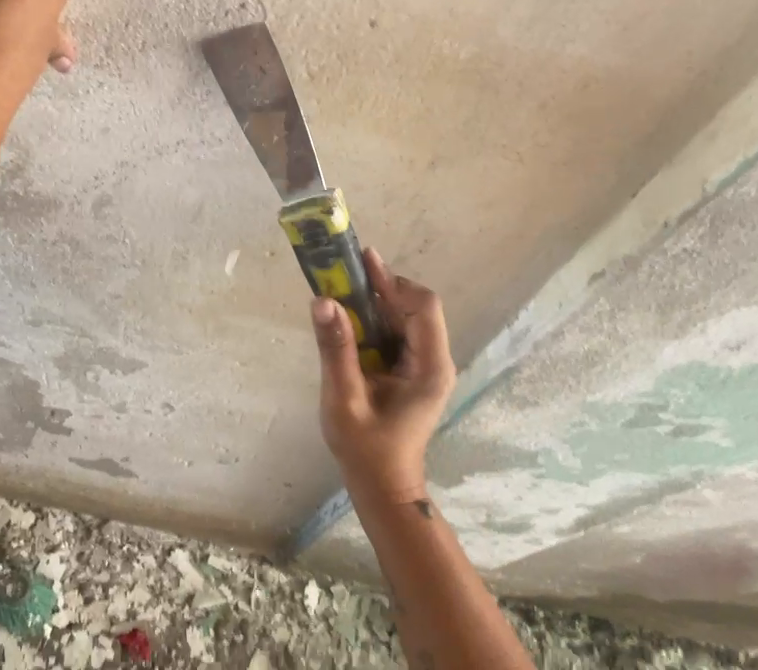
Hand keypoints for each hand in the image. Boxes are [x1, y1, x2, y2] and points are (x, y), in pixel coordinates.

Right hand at [310, 249, 454, 502]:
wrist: (383, 488)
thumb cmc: (366, 449)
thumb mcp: (344, 398)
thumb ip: (336, 348)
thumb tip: (323, 300)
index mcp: (429, 367)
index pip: (423, 307)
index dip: (394, 284)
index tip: (361, 268)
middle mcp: (434, 361)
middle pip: (415, 307)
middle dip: (381, 286)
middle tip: (344, 268)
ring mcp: (424, 367)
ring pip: (405, 318)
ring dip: (375, 301)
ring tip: (340, 284)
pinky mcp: (411, 372)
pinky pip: (396, 334)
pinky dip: (373, 320)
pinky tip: (348, 316)